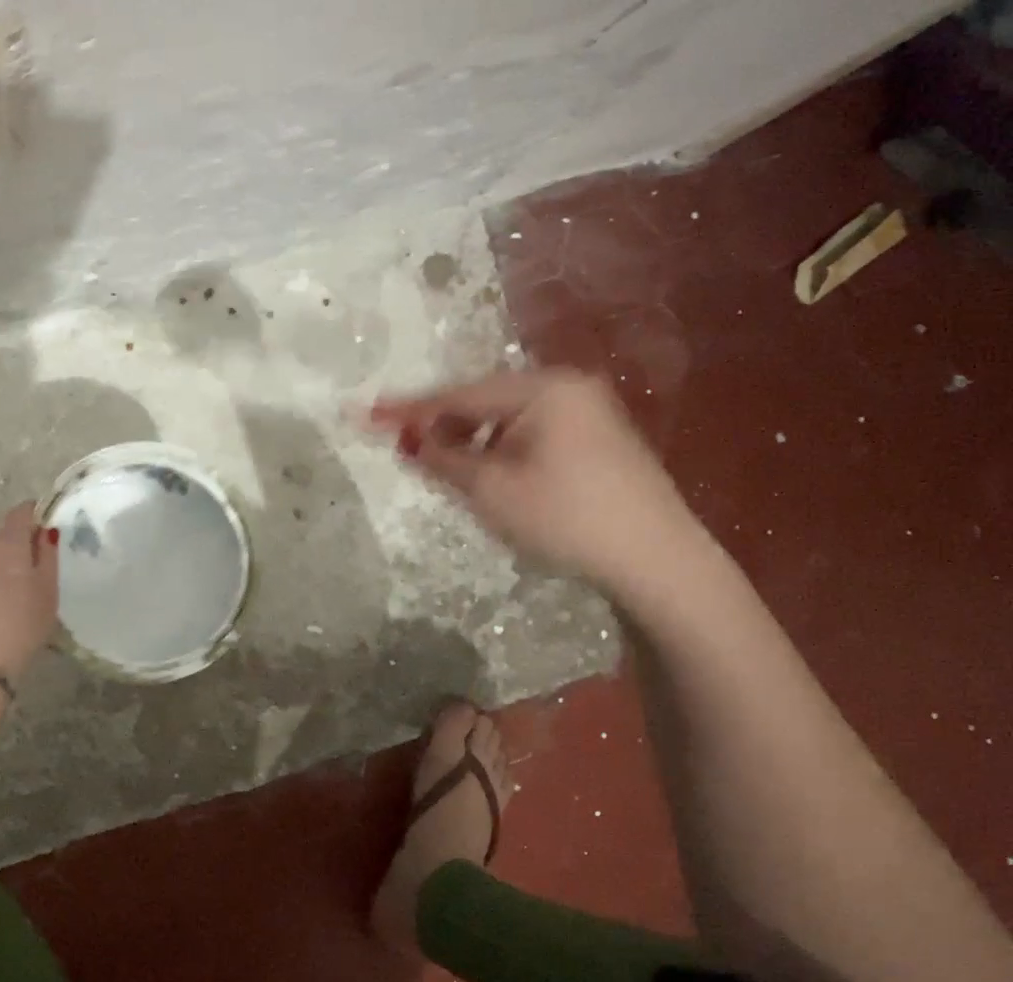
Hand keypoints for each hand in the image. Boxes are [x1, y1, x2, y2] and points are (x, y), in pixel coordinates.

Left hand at [0, 502, 59, 683]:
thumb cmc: (20, 629)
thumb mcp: (47, 593)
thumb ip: (48, 556)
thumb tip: (47, 529)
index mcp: (7, 544)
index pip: (21, 512)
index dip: (35, 514)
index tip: (47, 527)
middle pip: (2, 535)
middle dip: (18, 543)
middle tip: (36, 568)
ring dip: (0, 565)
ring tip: (14, 592)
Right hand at [361, 369, 699, 587]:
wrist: (653, 559)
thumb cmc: (563, 516)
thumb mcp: (488, 488)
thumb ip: (440, 457)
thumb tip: (408, 440)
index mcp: (543, 389)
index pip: (458, 394)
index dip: (406, 409)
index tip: (362, 415)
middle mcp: (567, 388)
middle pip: (482, 401)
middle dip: (438, 424)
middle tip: (397, 444)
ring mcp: (587, 413)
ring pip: (505, 419)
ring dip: (467, 440)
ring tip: (436, 465)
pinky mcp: (595, 440)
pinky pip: (528, 432)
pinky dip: (496, 449)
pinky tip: (482, 473)